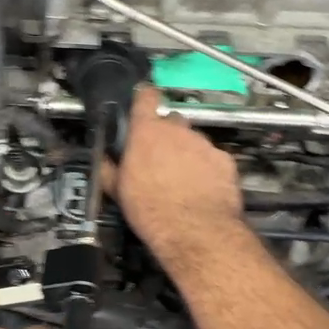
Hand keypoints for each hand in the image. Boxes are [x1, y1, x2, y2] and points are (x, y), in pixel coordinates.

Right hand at [101, 87, 244, 261]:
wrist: (195, 231)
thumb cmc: (151, 210)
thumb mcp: (119, 191)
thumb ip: (110, 168)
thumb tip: (103, 161)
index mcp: (147, 133)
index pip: (145, 97)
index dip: (143, 97)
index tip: (142, 101)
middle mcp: (178, 131)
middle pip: (170, 122)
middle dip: (165, 135)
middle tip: (158, 159)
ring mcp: (204, 144)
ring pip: (192, 141)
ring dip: (186, 154)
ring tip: (180, 180)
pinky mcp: (225, 160)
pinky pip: (212, 158)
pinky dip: (207, 168)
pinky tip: (200, 188)